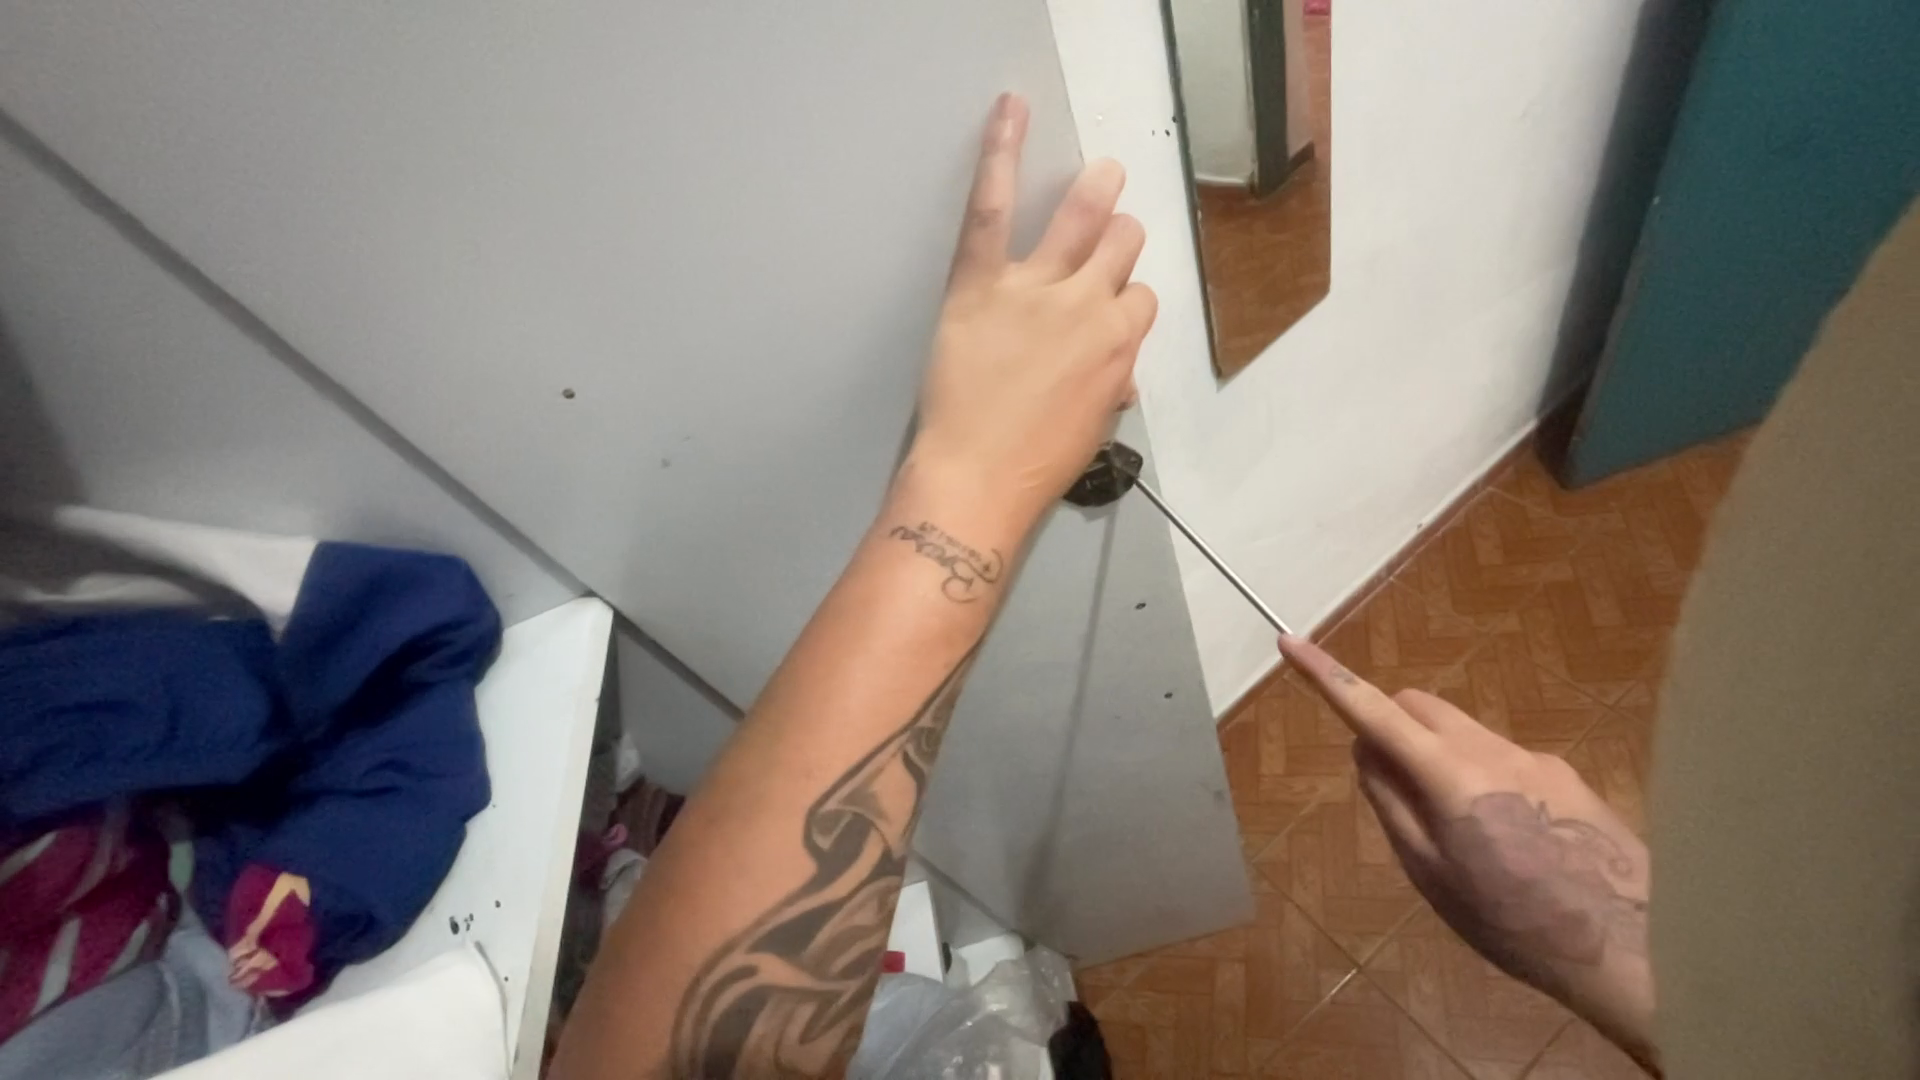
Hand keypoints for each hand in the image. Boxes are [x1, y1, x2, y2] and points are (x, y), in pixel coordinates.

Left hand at [906, 93, 1157, 528]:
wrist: (975, 480)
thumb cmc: (1035, 468)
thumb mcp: (1092, 430)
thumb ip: (1110, 385)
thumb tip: (1118, 373)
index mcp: (1119, 347)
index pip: (1140, 299)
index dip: (1123, 305)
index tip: (1102, 320)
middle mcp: (1089, 306)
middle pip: (1123, 247)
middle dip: (1120, 241)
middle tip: (1106, 240)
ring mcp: (1036, 288)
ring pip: (1085, 218)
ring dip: (1099, 193)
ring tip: (1101, 176)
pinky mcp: (982, 282)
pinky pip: (994, 209)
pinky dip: (1002, 154)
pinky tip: (1011, 111)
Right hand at [1279, 634, 1659, 1073]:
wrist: (1647, 956)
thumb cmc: (1515, 923)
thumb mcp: (1429, 873)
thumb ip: (1389, 802)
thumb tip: (1365, 750)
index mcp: (1448, 774)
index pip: (1371, 709)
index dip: (1325, 674)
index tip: (1290, 642)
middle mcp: (1490, 749)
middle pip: (1417, 704)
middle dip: (1390, 722)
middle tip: (1390, 783)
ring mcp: (1536, 758)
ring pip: (1460, 729)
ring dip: (1436, 754)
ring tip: (1462, 831)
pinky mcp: (1569, 776)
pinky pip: (1501, 755)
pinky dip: (1479, 774)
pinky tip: (1512, 839)